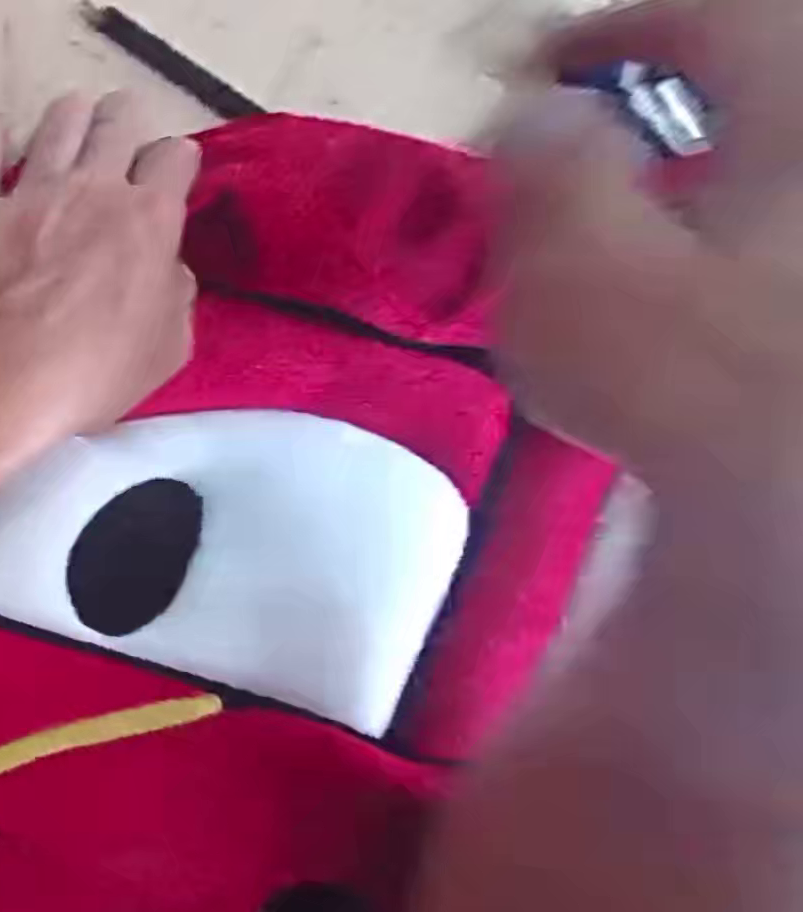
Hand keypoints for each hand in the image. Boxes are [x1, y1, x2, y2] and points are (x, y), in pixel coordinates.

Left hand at [0, 92, 200, 466]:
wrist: (5, 389)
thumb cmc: (90, 379)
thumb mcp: (166, 349)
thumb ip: (174, 296)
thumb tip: (168, 270)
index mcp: (148, 219)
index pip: (175, 158)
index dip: (171, 169)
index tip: (160, 188)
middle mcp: (92, 191)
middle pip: (119, 122)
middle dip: (123, 127)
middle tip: (114, 149)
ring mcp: (29, 197)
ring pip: (59, 123)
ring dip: (69, 120)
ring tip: (65, 134)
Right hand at [493, 0, 802, 505]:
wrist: (791, 476)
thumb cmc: (675, 371)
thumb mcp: (577, 275)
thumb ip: (552, 181)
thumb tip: (526, 109)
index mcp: (789, 129)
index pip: (722, 22)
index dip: (622, 28)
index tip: (539, 60)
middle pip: (767, 66)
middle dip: (674, 68)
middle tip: (587, 101)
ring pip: (761, 139)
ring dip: (696, 132)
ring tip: (624, 163)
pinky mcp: (790, 273)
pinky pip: (756, 198)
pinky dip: (717, 189)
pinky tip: (677, 230)